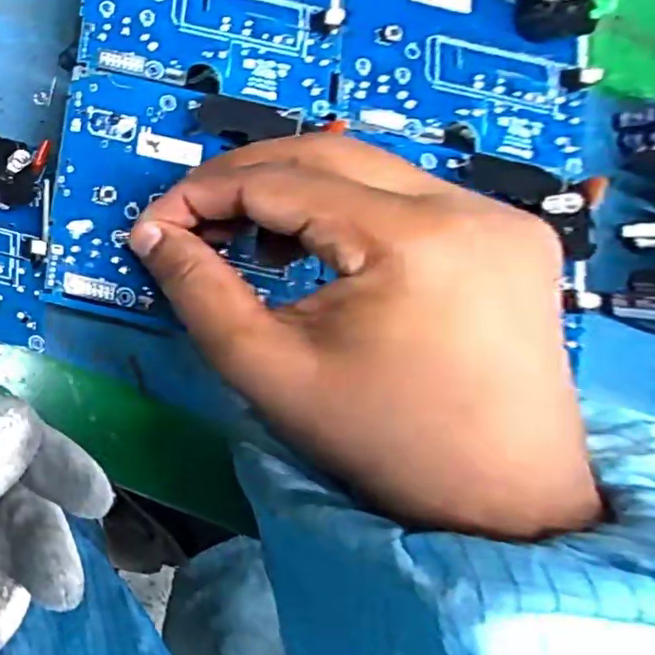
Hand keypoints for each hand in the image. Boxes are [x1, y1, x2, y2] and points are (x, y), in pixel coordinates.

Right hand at [130, 134, 600, 540]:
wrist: (504, 502)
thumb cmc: (378, 436)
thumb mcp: (261, 363)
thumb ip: (194, 287)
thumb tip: (151, 234)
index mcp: (414, 238)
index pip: (274, 181)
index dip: (196, 196)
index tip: (151, 228)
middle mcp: (466, 208)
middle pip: (317, 153)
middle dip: (232, 178)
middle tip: (182, 218)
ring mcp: (493, 217)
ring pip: (353, 165)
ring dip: (276, 187)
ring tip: (232, 233)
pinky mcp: (496, 235)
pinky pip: (388, 192)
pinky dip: (323, 203)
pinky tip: (293, 245)